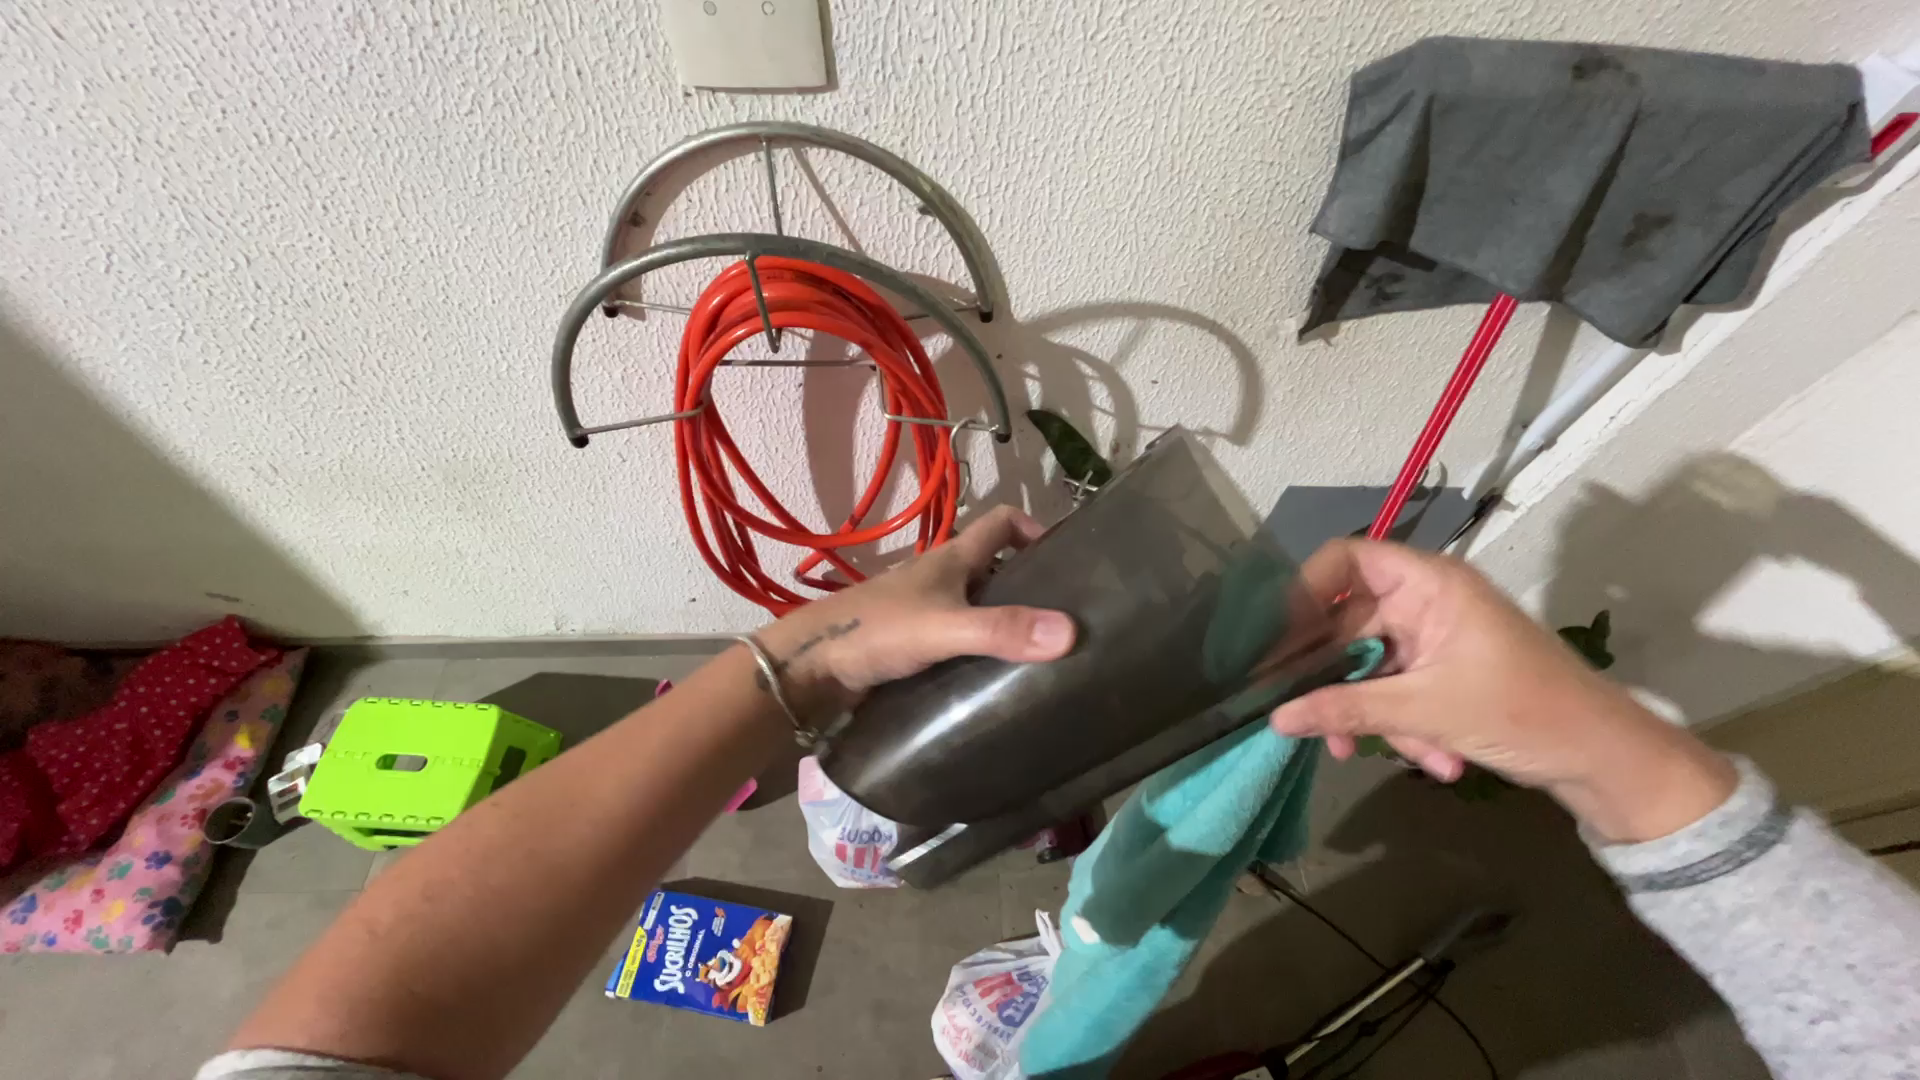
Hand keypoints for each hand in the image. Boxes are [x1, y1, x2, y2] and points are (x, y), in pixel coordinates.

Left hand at [754, 505, 1076, 715]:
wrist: (812, 668)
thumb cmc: (877, 631)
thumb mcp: (945, 627)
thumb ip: (1002, 630)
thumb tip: (1071, 632)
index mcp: (952, 558)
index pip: (1002, 522)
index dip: (1036, 530)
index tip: (1067, 559)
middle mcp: (942, 579)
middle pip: (996, 566)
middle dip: (1030, 583)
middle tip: (1066, 616)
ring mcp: (928, 612)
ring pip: (979, 606)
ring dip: (1007, 621)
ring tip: (1046, 652)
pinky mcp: (917, 644)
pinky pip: (962, 639)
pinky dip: (984, 651)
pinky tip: (1001, 678)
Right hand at [1268, 539, 1736, 842]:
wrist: (1611, 762)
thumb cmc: (1526, 712)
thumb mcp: (1426, 711)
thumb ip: (1345, 709)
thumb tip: (1275, 718)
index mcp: (1429, 585)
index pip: (1346, 559)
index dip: (1306, 590)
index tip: (1278, 636)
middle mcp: (1424, 601)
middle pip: (1344, 622)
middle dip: (1327, 676)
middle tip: (1295, 711)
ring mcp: (1431, 637)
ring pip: (1363, 664)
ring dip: (1364, 711)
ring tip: (1362, 753)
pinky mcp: (1438, 670)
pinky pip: (1390, 686)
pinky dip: (1398, 723)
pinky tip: (1433, 760)